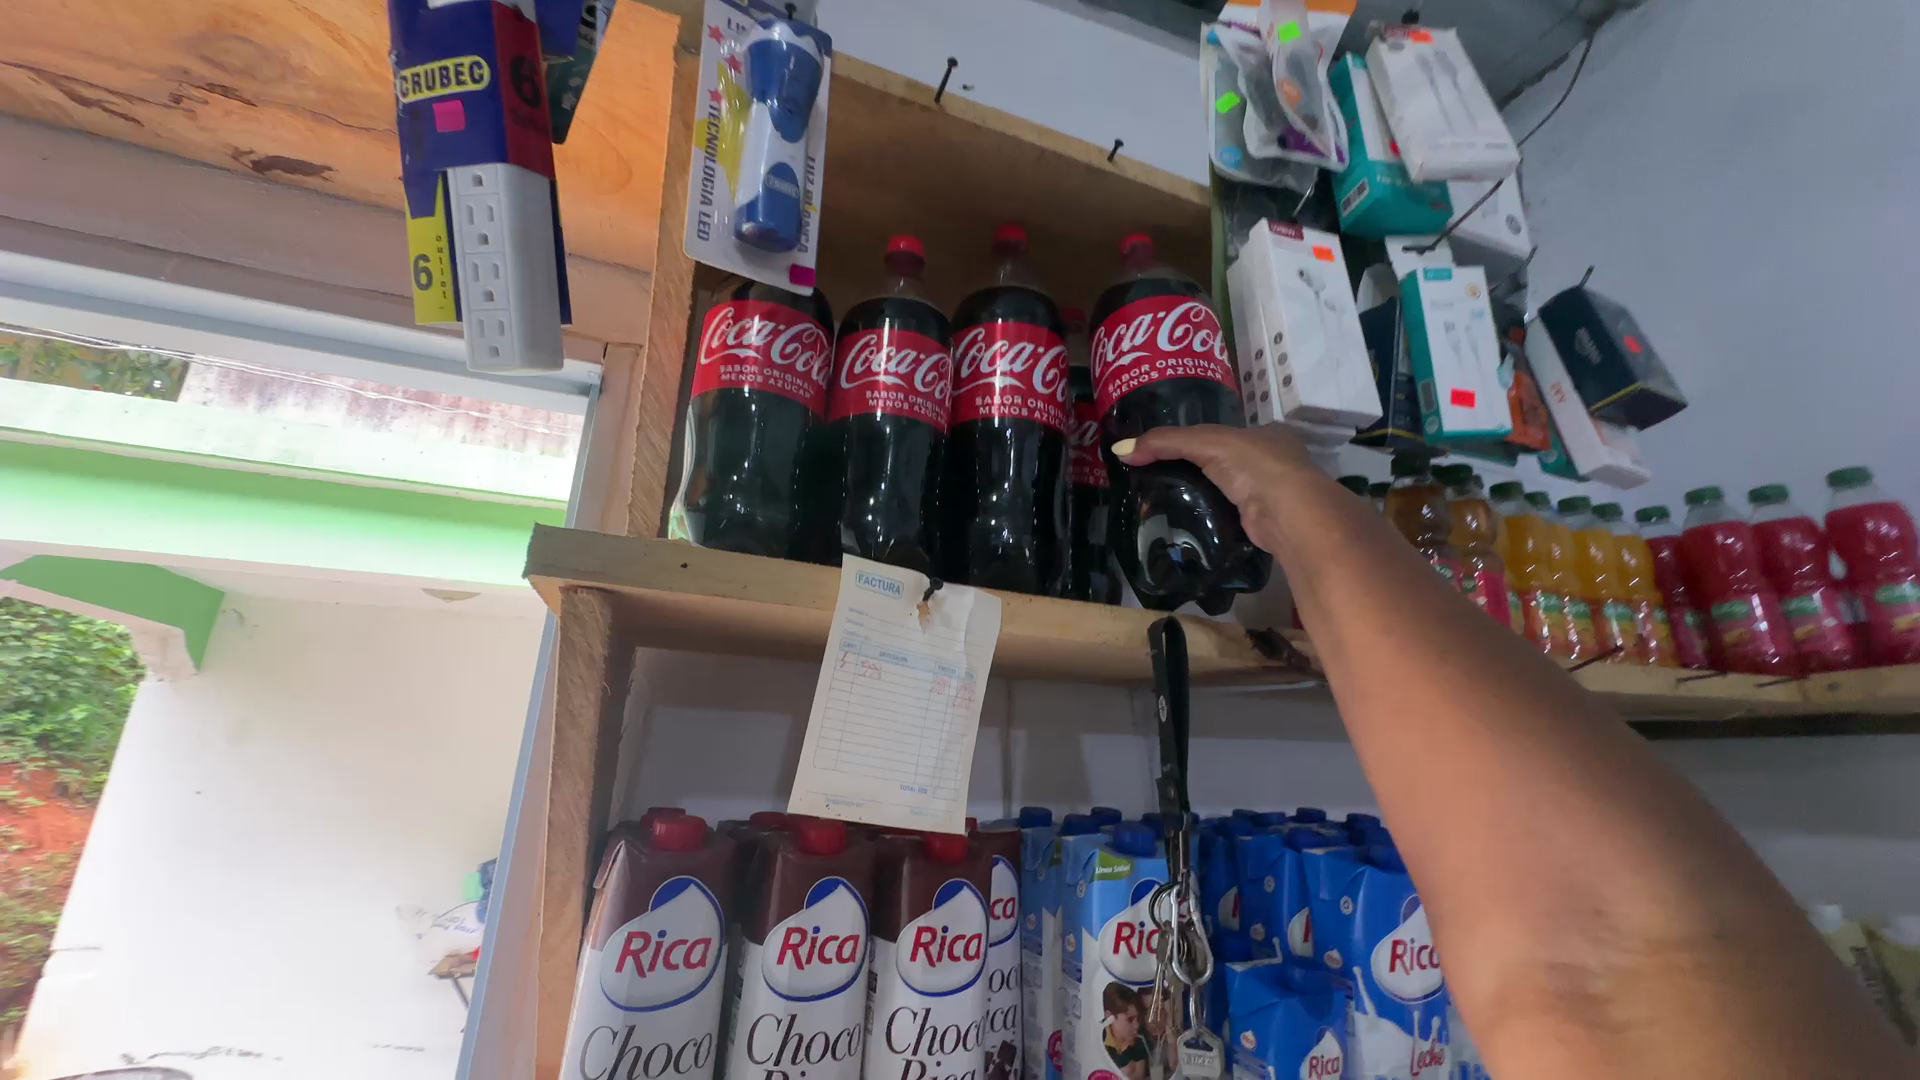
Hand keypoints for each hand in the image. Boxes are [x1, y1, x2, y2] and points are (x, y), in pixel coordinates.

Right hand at [1111, 424, 1322, 553]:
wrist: (1289, 513)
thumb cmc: (1253, 465)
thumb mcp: (1205, 441)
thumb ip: (1164, 442)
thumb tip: (1119, 449)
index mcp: (1268, 433)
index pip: (1225, 432)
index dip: (1198, 438)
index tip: (1170, 450)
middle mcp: (1275, 460)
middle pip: (1227, 460)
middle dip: (1201, 467)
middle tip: (1164, 475)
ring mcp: (1273, 492)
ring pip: (1230, 488)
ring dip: (1206, 493)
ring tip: (1170, 497)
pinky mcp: (1264, 520)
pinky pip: (1231, 513)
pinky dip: (1213, 514)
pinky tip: (1192, 517)